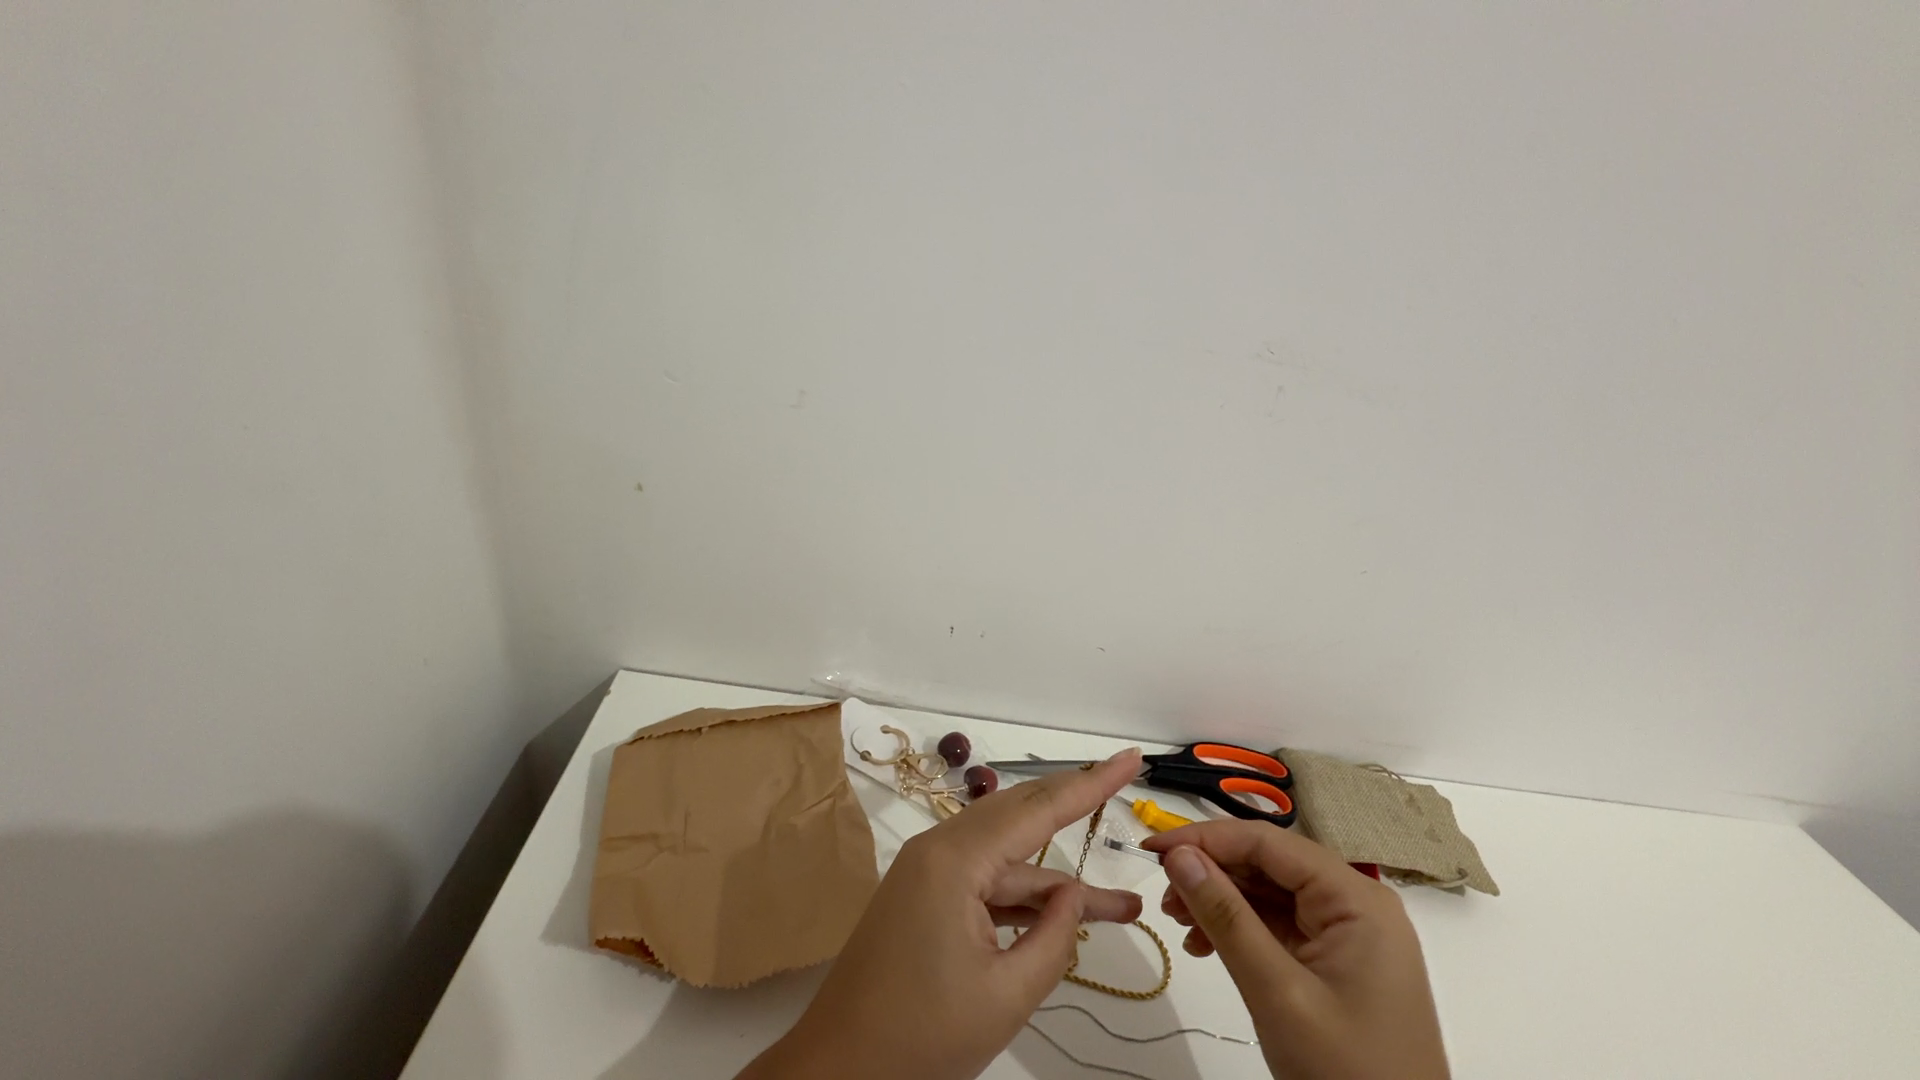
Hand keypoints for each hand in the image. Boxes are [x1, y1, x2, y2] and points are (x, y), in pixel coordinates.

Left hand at [738, 747, 1146, 1079]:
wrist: (836, 1068)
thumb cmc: (922, 1035)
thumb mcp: (1006, 993)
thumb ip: (1054, 939)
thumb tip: (1075, 898)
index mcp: (955, 860)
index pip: (1038, 810)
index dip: (1090, 784)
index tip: (1130, 759)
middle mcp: (938, 850)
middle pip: (1020, 817)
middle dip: (1075, 807)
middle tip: (1124, 785)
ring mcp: (927, 873)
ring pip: (1007, 859)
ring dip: (1057, 882)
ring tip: (1122, 906)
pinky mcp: (924, 898)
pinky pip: (985, 884)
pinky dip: (1024, 899)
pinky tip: (1064, 917)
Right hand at [1142, 821, 1448, 1079]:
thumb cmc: (1344, 1069)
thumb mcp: (1276, 991)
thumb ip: (1226, 916)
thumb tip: (1178, 856)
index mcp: (1355, 898)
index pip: (1268, 843)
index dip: (1206, 839)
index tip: (1154, 851)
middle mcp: (1356, 903)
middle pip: (1270, 864)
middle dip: (1211, 872)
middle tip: (1162, 894)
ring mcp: (1349, 933)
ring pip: (1270, 892)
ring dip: (1220, 900)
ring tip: (1177, 920)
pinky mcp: (1337, 960)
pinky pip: (1279, 924)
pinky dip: (1239, 928)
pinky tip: (1205, 944)